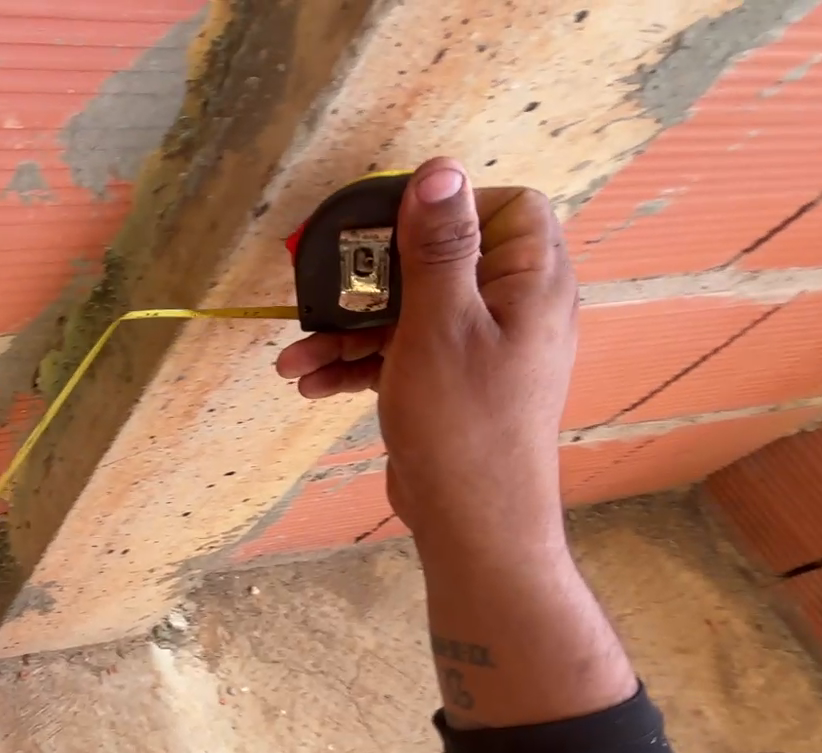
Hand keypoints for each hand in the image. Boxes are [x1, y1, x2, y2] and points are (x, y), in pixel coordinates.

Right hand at [274, 157, 577, 557]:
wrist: (469, 514)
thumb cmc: (462, 417)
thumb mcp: (440, 324)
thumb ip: (438, 248)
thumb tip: (440, 169)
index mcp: (528, 281)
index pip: (505, 208)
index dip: (446, 208)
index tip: (385, 228)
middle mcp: (506, 308)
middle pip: (434, 265)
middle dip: (366, 284)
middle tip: (320, 293)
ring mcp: (472, 349)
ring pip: (403, 317)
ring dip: (344, 334)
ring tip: (293, 360)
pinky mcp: (441, 384)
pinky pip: (395, 357)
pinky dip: (354, 366)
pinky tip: (310, 385)